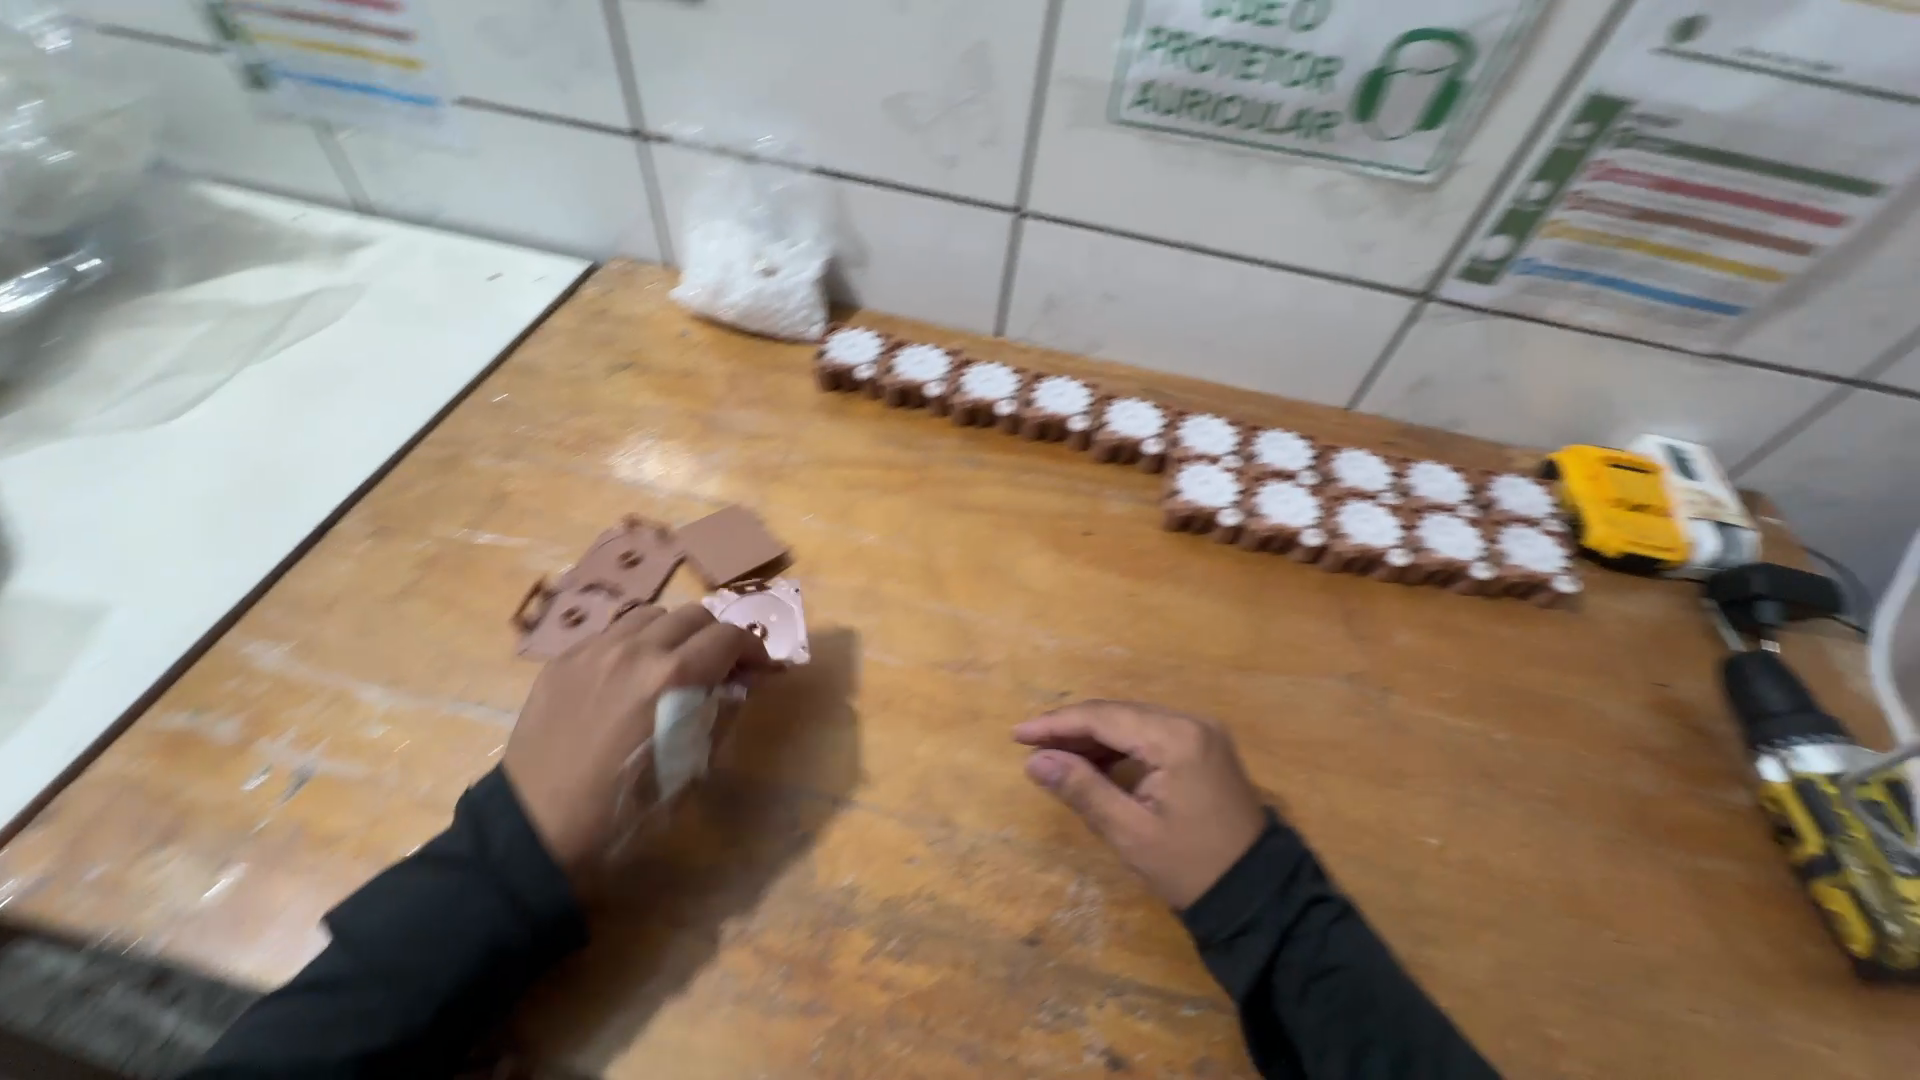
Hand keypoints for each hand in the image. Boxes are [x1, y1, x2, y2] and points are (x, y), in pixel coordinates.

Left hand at [504, 602, 769, 884]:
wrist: (538, 828)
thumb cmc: (625, 808)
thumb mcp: (690, 765)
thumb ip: (721, 712)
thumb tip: (741, 681)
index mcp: (673, 676)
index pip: (729, 636)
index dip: (753, 649)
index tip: (757, 670)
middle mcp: (635, 650)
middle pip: (694, 615)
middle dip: (715, 638)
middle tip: (716, 669)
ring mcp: (594, 650)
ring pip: (650, 615)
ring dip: (672, 634)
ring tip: (669, 666)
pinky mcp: (562, 660)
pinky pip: (610, 634)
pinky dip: (632, 645)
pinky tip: (625, 679)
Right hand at [1015, 700, 1268, 908]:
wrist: (1258, 897)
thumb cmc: (1190, 868)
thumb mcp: (1130, 832)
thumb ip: (1082, 789)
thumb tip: (1035, 761)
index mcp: (1176, 739)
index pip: (1103, 717)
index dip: (1057, 724)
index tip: (1017, 734)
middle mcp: (1191, 723)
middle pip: (1117, 713)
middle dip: (1072, 729)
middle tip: (1031, 747)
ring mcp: (1201, 733)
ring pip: (1132, 721)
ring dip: (1094, 737)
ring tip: (1055, 758)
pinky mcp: (1204, 748)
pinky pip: (1150, 734)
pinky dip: (1119, 746)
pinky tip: (1093, 763)